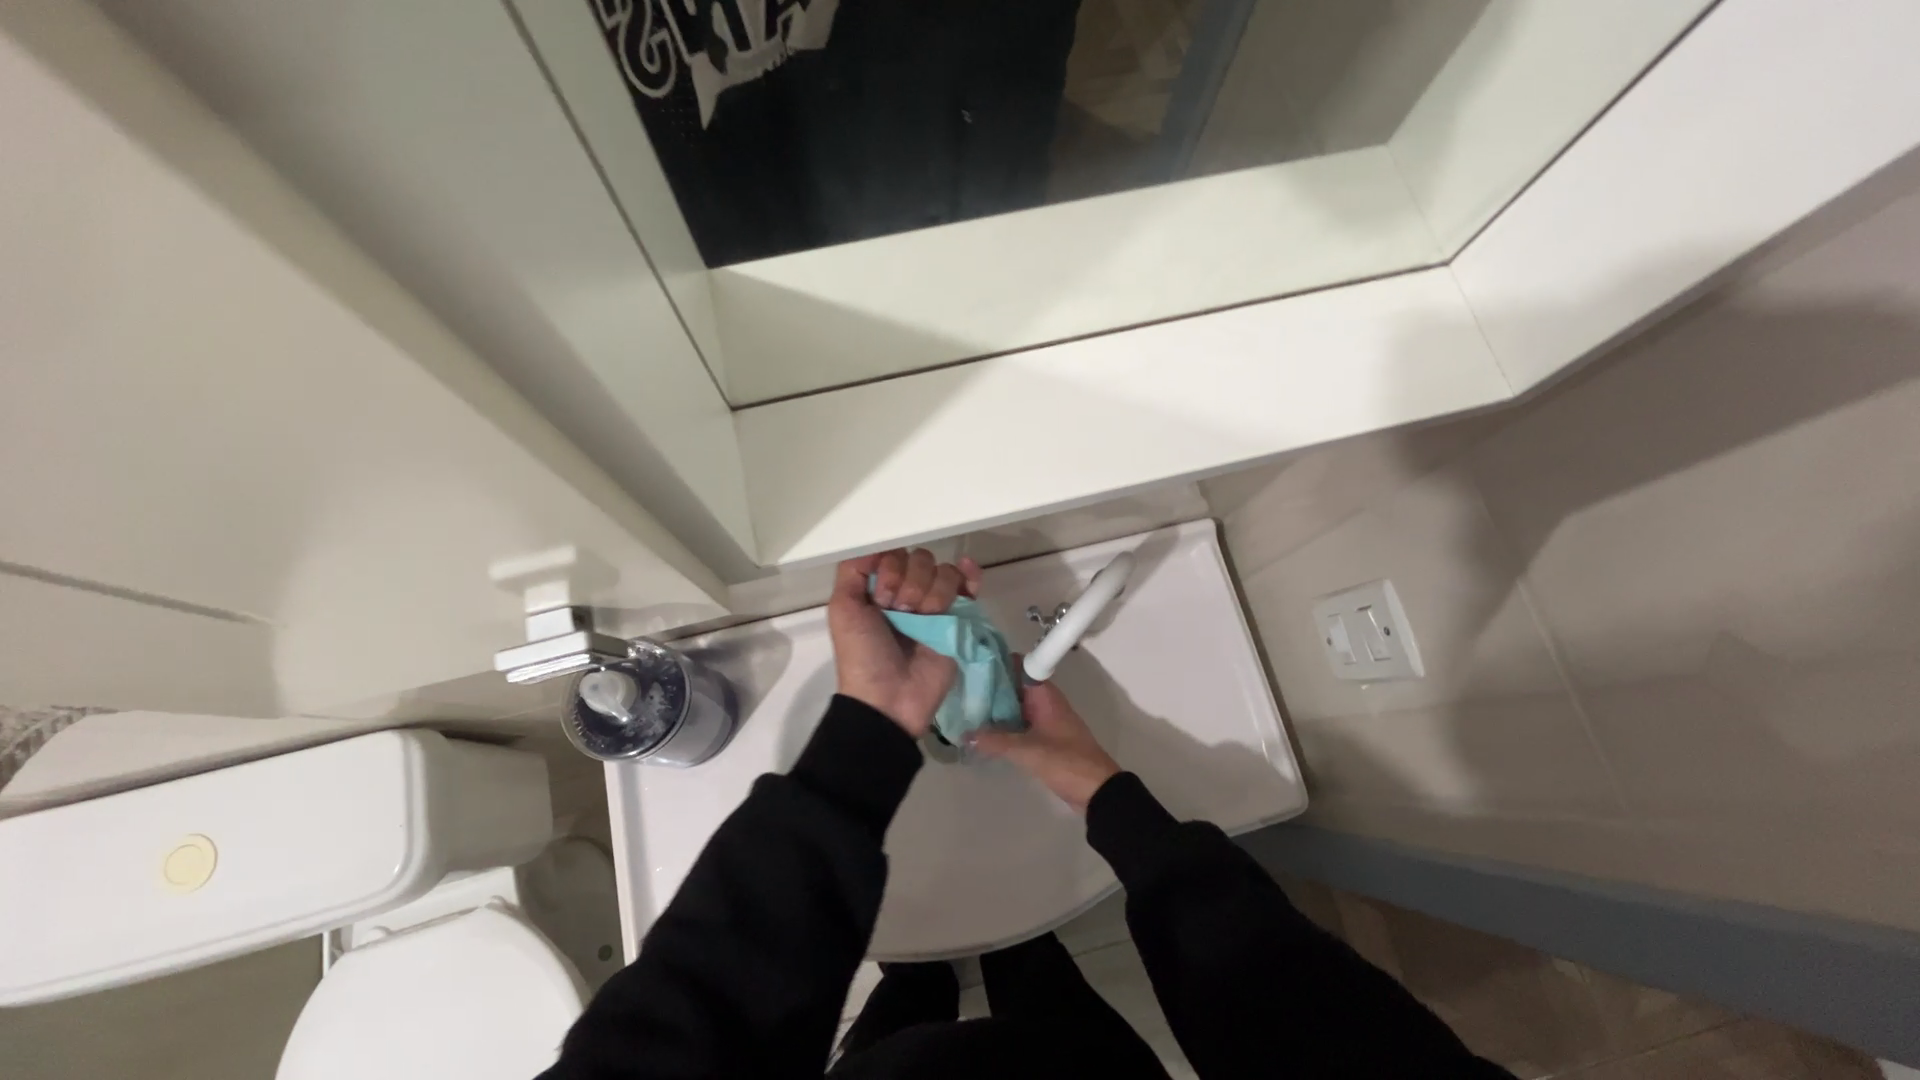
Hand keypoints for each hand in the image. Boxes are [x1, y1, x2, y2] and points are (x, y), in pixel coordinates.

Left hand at [828, 549, 983, 736]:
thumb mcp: (842, 610)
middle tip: (901, 612)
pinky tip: (968, 577)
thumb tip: (876, 544)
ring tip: (923, 618)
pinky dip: (971, 577)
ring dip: (934, 592)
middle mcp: (908, 591)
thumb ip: (852, 570)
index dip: (891, 569)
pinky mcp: (959, 620)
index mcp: (880, 587)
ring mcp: (935, 605)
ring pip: (945, 572)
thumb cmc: (862, 655)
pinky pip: (969, 586)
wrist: (888, 698)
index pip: (895, 553)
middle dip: (911, 583)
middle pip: (922, 559)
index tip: (881, 598)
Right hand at [972, 675, 1120, 812]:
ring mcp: (1044, 721)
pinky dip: (1001, 726)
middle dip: (989, 686)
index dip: (997, 661)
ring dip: (993, 708)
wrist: (1097, 791)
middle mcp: (1044, 703)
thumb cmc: (1067, 762)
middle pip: (1013, 686)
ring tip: (963, 707)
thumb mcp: (1030, 751)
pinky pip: (1017, 725)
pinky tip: (981, 732)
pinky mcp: (1042, 739)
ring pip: (1014, 706)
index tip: (971, 662)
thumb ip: (997, 741)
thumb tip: (965, 735)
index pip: (1019, 666)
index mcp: (1045, 696)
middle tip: (959, 687)